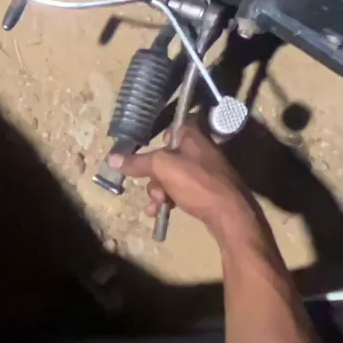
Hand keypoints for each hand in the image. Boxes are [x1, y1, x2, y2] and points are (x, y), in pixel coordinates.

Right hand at [111, 125, 269, 251]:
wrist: (231, 216)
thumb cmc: (197, 183)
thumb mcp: (162, 168)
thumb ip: (137, 162)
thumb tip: (112, 158)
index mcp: (193, 136)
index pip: (174, 126)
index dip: (160, 136)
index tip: (148, 150)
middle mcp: (201, 150)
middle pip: (168, 157)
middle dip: (154, 175)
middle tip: (153, 189)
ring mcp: (207, 172)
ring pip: (173, 176)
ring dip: (159, 190)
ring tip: (156, 205)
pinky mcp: (209, 192)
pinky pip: (183, 191)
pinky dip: (170, 200)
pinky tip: (159, 213)